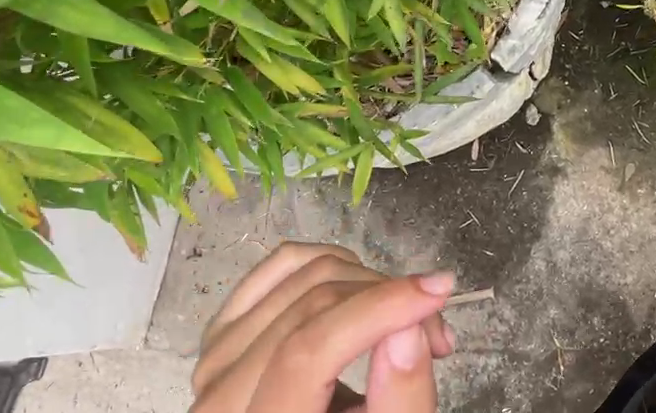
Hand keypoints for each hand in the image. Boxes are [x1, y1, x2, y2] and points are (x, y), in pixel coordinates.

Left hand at [191, 242, 455, 412]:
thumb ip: (400, 396)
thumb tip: (409, 327)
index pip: (310, 350)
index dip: (379, 308)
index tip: (441, 290)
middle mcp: (216, 395)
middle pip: (314, 303)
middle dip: (389, 300)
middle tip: (436, 331)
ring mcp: (214, 354)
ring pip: (308, 273)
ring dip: (372, 283)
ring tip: (403, 321)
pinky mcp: (224, 325)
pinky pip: (285, 262)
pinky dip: (335, 260)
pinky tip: (361, 290)